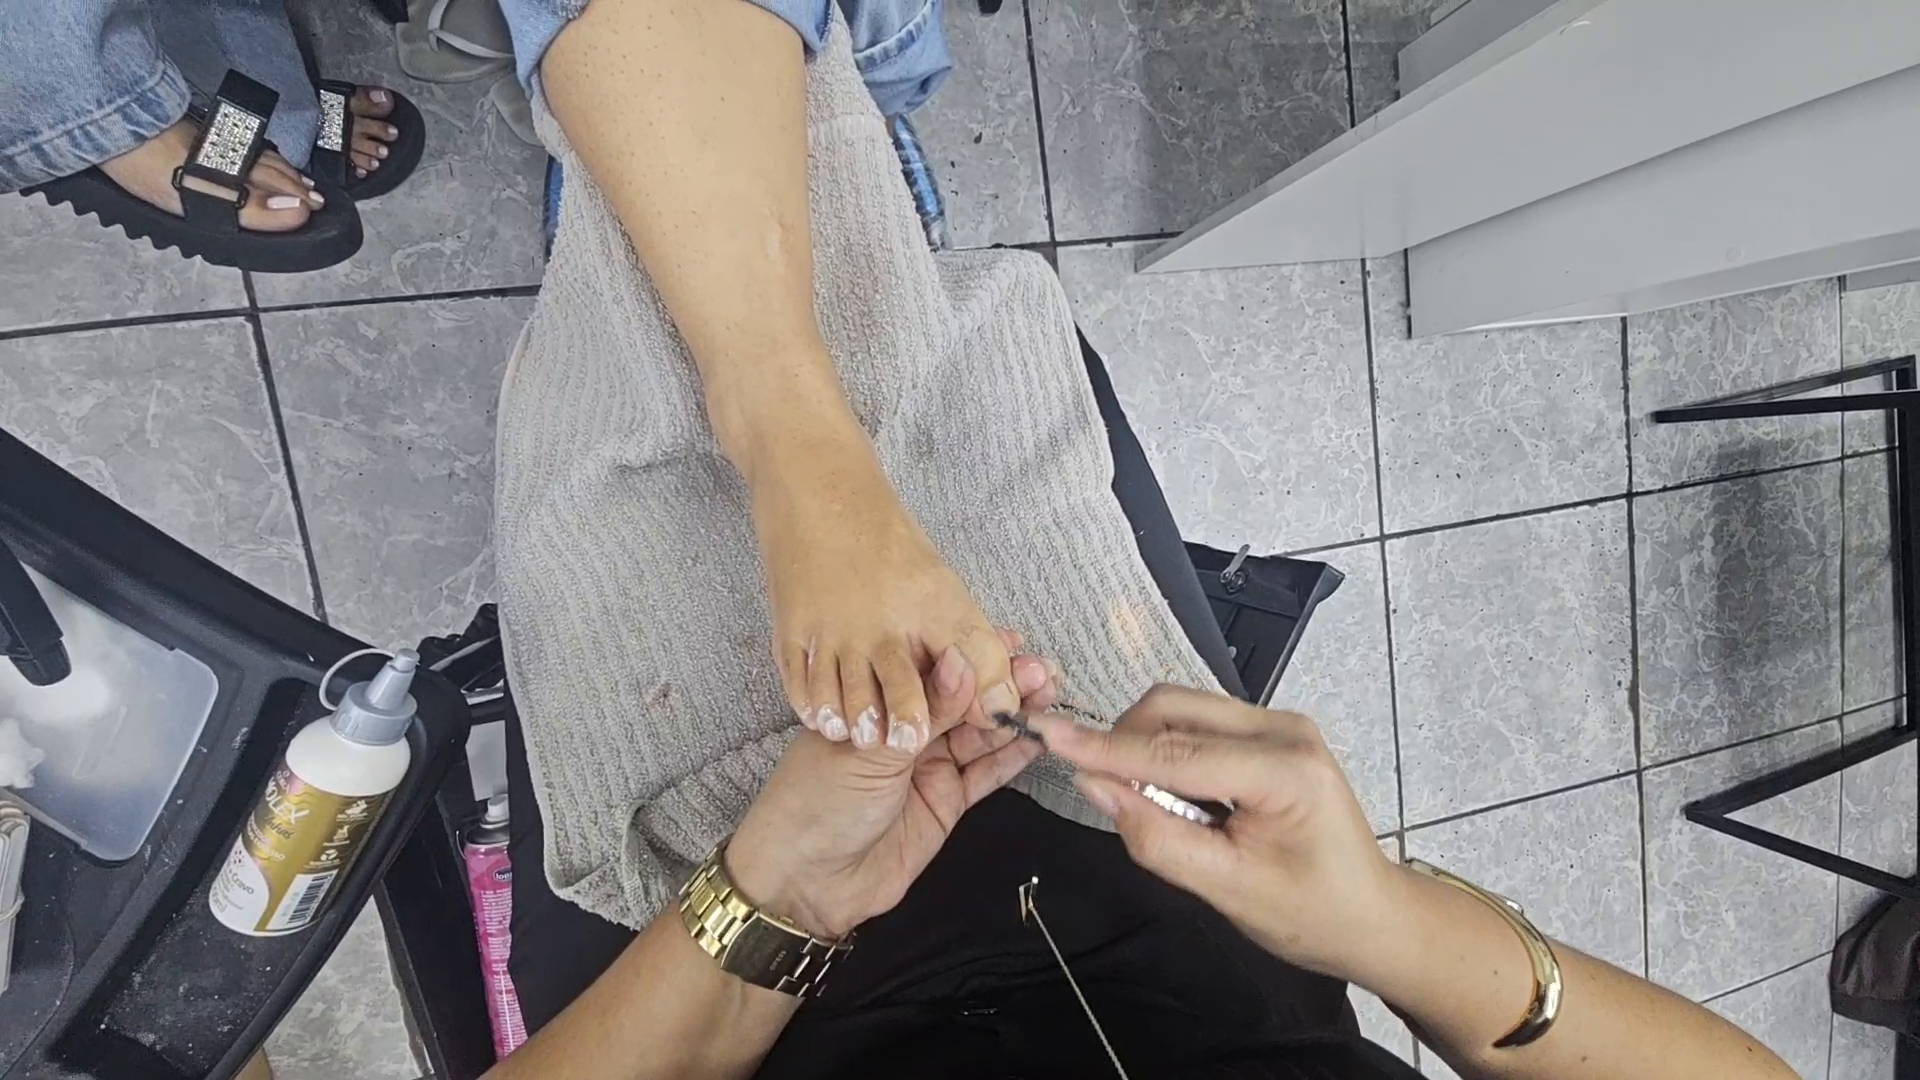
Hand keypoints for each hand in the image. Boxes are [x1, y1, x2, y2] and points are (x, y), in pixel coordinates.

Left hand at [726, 645, 1058, 939]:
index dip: (975, 655)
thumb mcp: (875, 748)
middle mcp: (909, 729)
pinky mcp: (945, 801)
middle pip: (965, 700)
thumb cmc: (820, 801)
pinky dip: (1011, 757)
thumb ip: (925, 709)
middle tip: (1044, 669)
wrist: (806, 883)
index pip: (935, 671)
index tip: (1013, 640)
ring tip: (1051, 695)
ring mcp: (929, 765)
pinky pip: (984, 774)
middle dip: (1003, 683)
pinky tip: (1039, 738)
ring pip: (981, 734)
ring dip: (1014, 716)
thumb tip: (963, 656)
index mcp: (882, 703)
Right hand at [749, 432, 1022, 752]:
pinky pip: (801, 687)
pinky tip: (825, 717)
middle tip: (908, 741)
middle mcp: (879, 626)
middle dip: (910, 728)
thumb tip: (1002, 703)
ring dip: (860, 724)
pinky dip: (815, 708)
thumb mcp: (942, 585)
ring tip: (865, 736)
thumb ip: (974, 645)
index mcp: (929, 608)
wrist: (818, 491)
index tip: (987, 723)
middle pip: (903, 699)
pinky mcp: (791, 632)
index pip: (971, 668)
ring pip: (848, 703)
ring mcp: (831, 632)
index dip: (983, 704)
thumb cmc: (887, 540)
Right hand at [1029, 686, 1402, 981]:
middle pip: (1172, 707)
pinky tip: (1179, 791)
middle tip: (1114, 795)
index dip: (1105, 747)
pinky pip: (1194, 720)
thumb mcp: (1228, 890)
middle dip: (1125, 742)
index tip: (1048, 734)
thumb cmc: (1310, 915)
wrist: (1375, 915)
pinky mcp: (1266, 726)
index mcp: (1284, 769)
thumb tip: (1094, 787)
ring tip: (1155, 802)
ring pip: (1179, 707)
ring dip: (1145, 745)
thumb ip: (1156, 837)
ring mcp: (1277, 720)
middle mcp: (1282, 726)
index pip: (1173, 752)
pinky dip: (1166, 748)